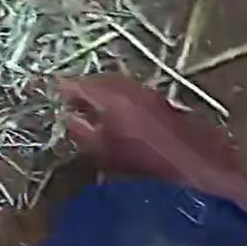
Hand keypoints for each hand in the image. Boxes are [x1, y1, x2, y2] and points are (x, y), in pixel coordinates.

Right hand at [59, 76, 236, 190]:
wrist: (190, 166)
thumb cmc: (141, 161)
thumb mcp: (102, 151)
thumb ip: (81, 131)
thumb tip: (68, 118)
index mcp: (111, 97)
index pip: (81, 85)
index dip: (66, 87)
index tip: (55, 89)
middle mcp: (130, 88)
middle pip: (101, 79)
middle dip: (84, 86)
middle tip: (72, 97)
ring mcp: (149, 93)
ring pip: (119, 84)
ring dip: (103, 90)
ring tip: (93, 104)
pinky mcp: (162, 102)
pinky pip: (133, 91)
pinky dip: (120, 96)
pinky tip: (118, 113)